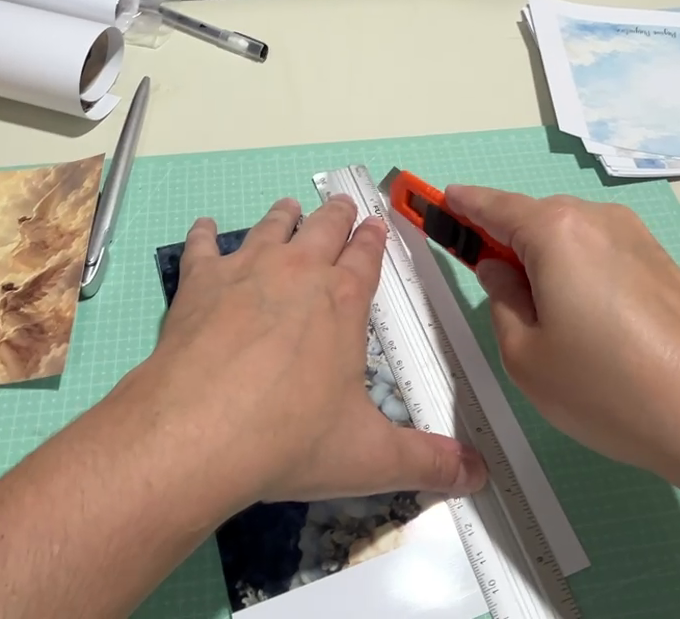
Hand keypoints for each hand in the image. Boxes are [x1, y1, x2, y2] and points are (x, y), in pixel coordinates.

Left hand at [122, 195, 486, 508]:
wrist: (199, 431)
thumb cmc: (291, 438)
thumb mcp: (370, 457)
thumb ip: (426, 461)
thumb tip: (480, 475)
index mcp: (342, 301)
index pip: (366, 258)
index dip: (373, 239)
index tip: (376, 222)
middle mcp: (298, 272)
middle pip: (323, 229)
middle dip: (336, 215)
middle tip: (342, 203)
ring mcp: (246, 271)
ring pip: (270, 228)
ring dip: (283, 216)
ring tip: (289, 207)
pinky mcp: (199, 284)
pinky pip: (203, 247)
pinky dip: (204, 234)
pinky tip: (204, 226)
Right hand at [444, 187, 679, 478]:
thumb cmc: (611, 388)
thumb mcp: (526, 357)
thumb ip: (501, 300)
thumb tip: (504, 272)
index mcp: (555, 230)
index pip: (490, 205)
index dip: (457, 204)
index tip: (434, 199)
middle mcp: (596, 219)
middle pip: (532, 220)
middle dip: (506, 245)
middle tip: (496, 294)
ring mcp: (637, 238)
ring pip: (569, 240)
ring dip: (546, 266)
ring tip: (553, 331)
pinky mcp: (663, 263)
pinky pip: (601, 257)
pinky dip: (580, 277)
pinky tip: (593, 332)